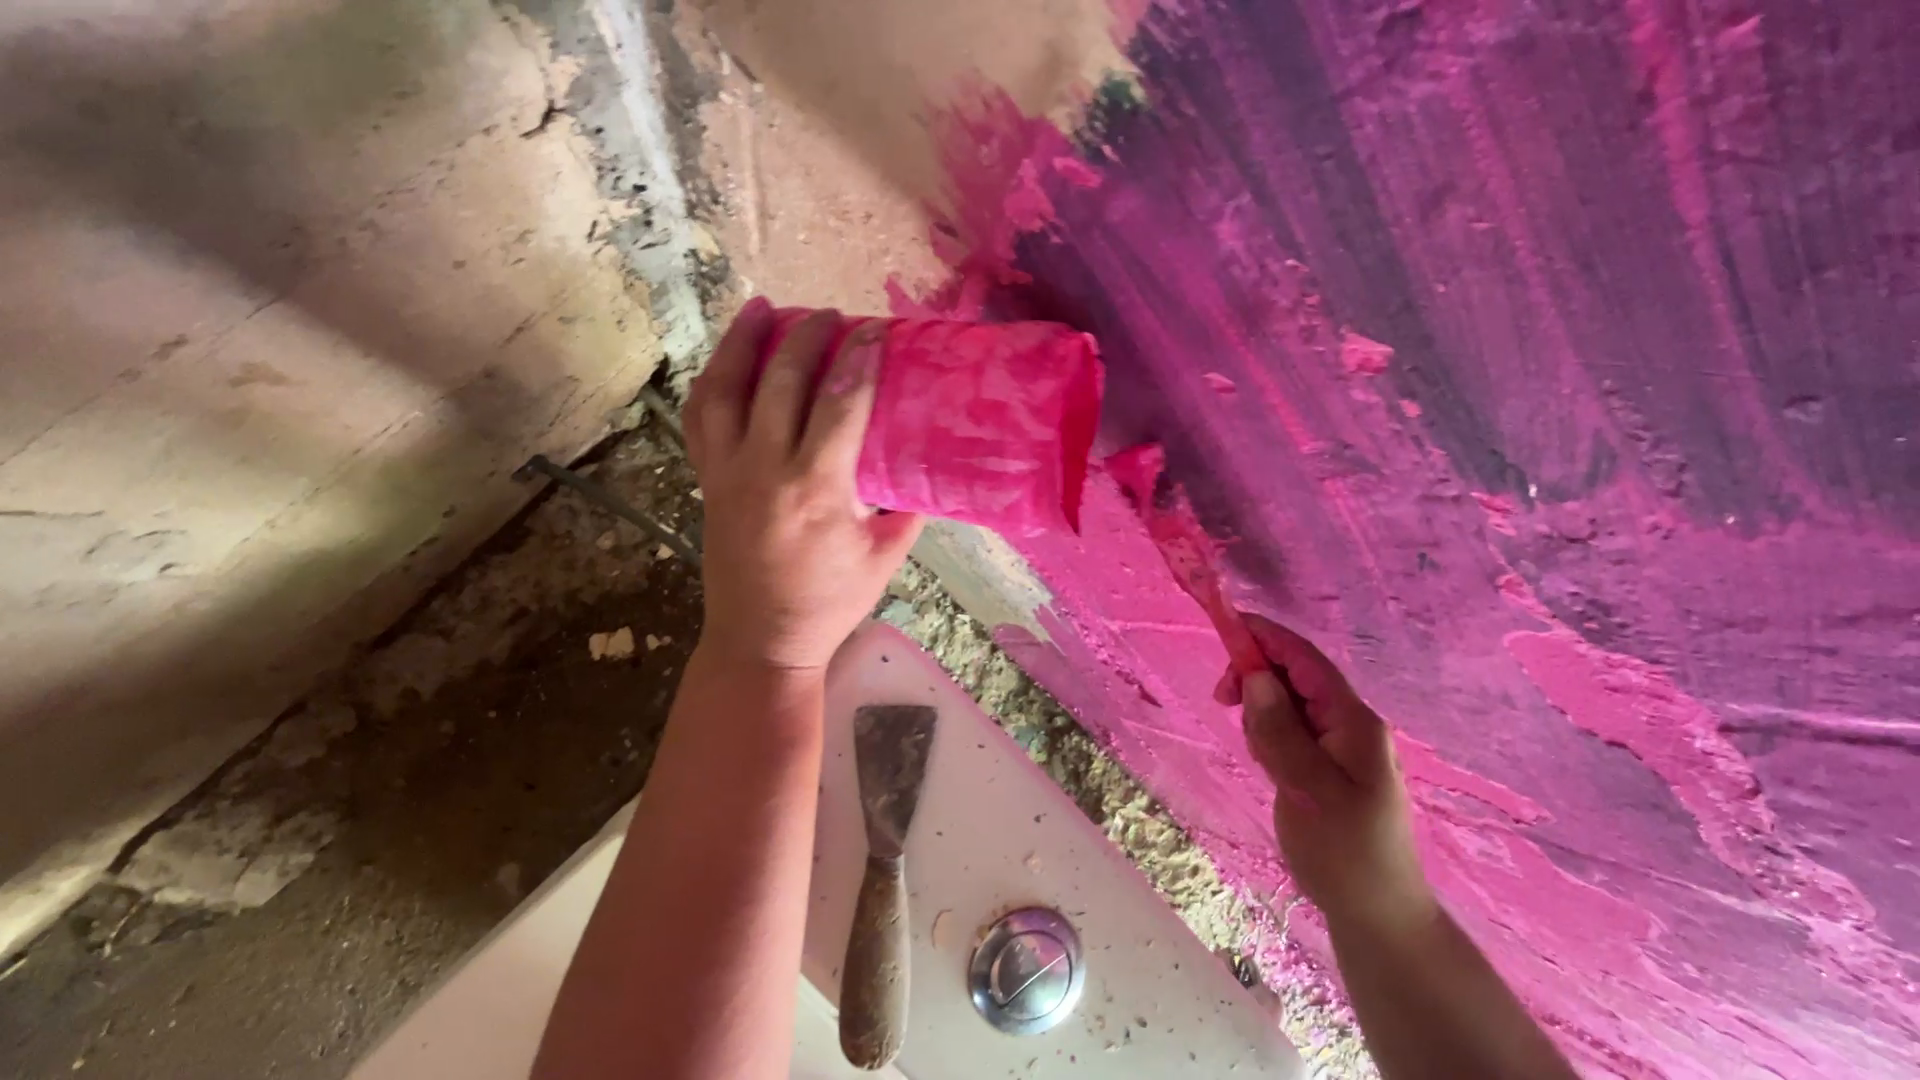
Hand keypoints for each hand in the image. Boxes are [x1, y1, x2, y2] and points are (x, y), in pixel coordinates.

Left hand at [683, 298, 922, 673]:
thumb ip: (905, 509)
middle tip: (830, 313)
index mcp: (817, 488)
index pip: (841, 403)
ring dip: (743, 342)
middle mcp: (765, 469)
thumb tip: (921, 465)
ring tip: (761, 308)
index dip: (862, 357)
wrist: (761, 639)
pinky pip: (699, 420)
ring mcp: (727, 473)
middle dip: (808, 335)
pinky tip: (725, 361)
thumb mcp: (884, 559)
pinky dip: (711, 383)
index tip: (876, 328)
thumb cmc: (830, 602)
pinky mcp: (707, 482)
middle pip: (783, 380)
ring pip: (726, 390)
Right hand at [1214, 614, 1436, 937]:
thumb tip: (1256, 675)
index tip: (1224, 625)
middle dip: (1256, 678)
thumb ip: (1280, 729)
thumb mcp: (1308, 789)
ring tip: (1260, 756)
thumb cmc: (1345, 851)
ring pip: (1287, 704)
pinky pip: (1289, 731)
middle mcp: (1349, 724)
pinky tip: (1268, 764)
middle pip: (1294, 676)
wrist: (1376, 913)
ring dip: (1261, 713)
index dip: (1267, 636)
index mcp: (1354, 721)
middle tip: (1222, 703)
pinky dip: (1269, 735)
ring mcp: (1339, 746)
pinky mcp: (1325, 767)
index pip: (1306, 659)